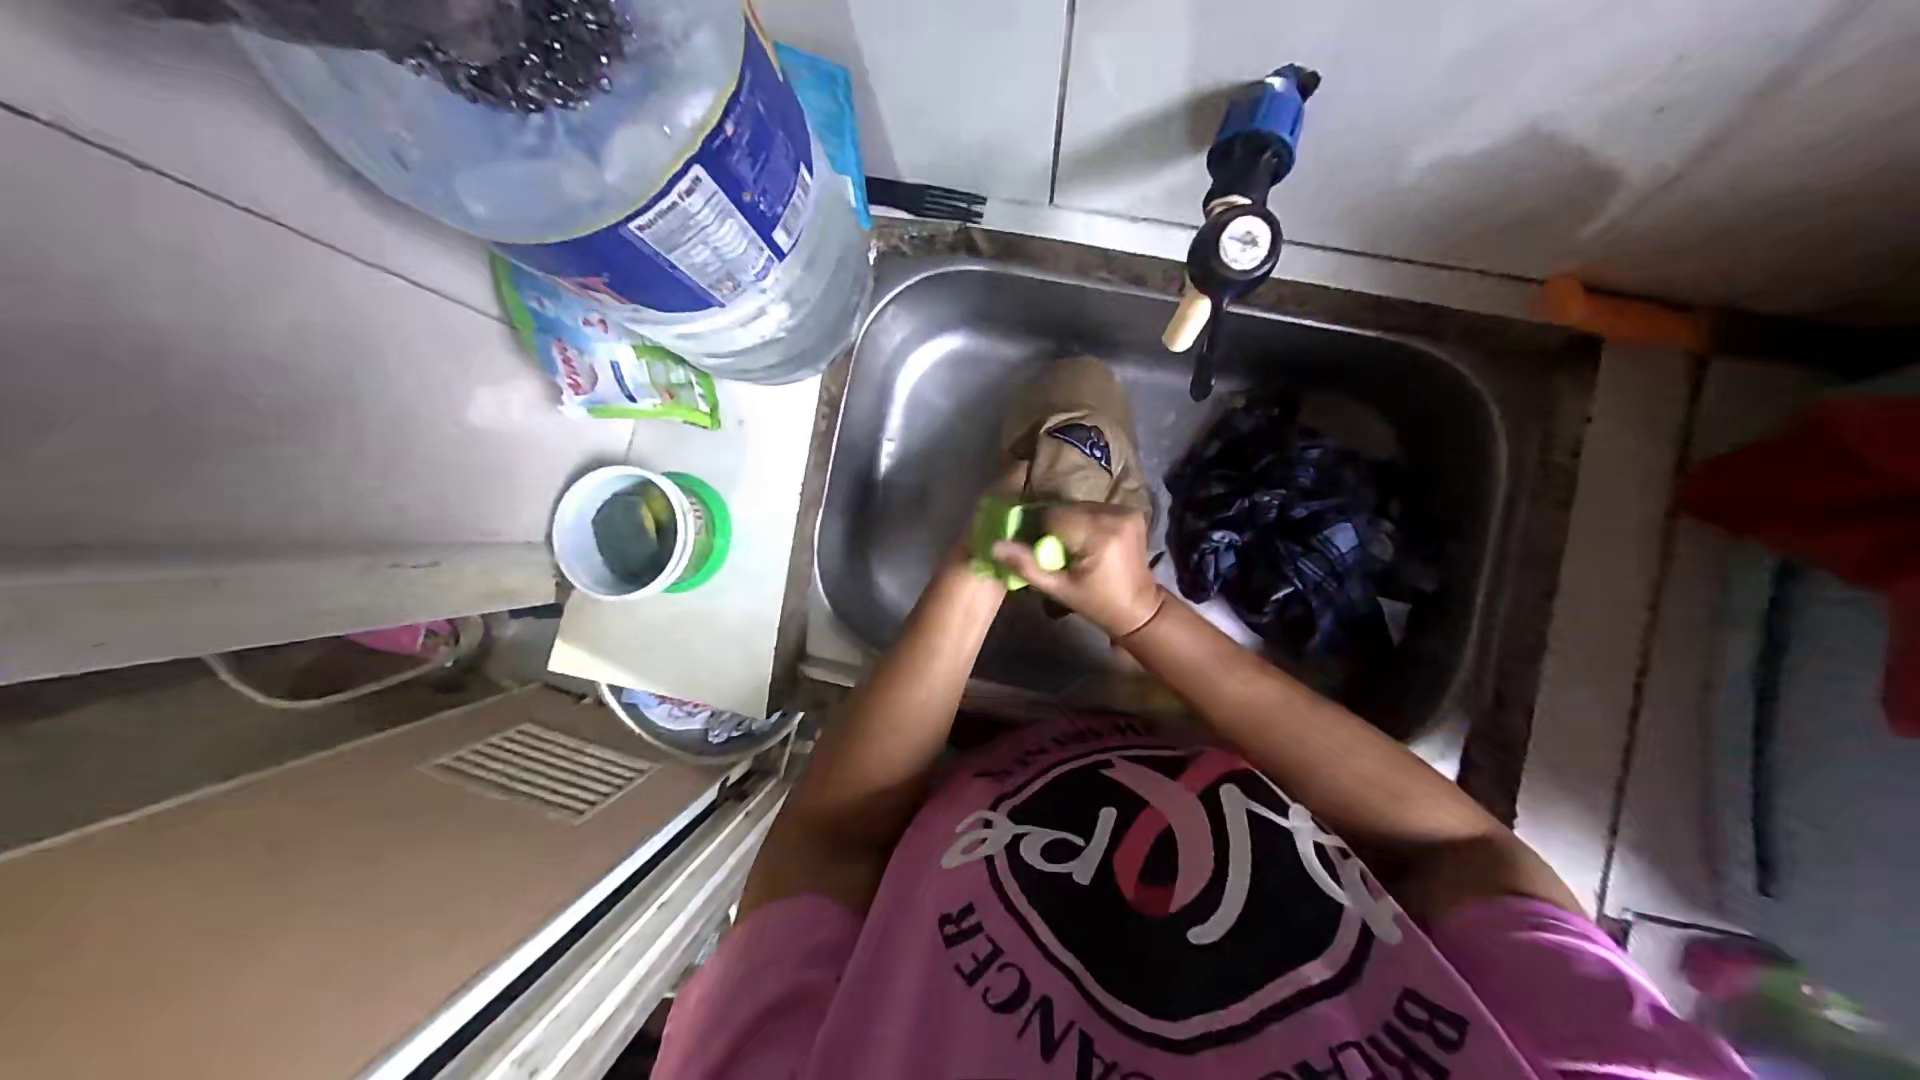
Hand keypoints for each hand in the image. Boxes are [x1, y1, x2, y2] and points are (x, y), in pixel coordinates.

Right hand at [991, 503, 1165, 636]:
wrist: (1139, 608)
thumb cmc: (1096, 603)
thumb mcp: (1058, 590)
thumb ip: (1026, 565)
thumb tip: (995, 545)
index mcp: (1100, 536)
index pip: (1054, 516)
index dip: (1042, 532)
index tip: (1044, 552)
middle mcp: (1116, 516)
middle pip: (1067, 508)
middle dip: (1056, 527)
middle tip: (1058, 552)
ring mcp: (1127, 512)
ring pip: (1079, 506)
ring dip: (1070, 523)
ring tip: (1073, 548)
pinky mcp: (1132, 511)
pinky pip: (1094, 508)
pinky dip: (1085, 521)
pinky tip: (1087, 542)